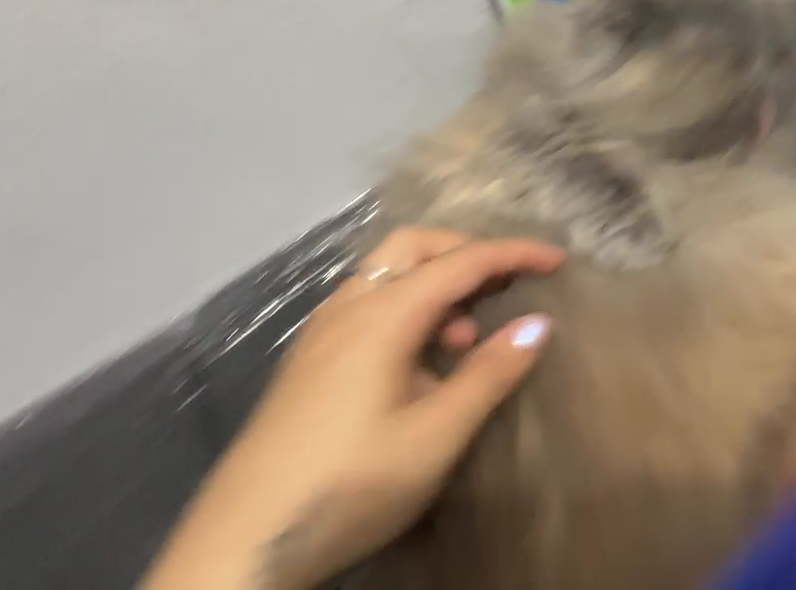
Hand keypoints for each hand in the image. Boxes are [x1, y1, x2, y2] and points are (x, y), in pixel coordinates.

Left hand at [139, 228, 563, 589]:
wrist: (237, 550)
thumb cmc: (349, 484)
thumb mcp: (436, 434)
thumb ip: (490, 373)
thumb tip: (538, 324)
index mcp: (384, 315)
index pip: (463, 261)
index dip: (515, 254)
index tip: (558, 261)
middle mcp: (348, 307)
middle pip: (416, 246)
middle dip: (467, 252)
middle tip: (505, 284)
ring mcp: (321, 333)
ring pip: (387, 274)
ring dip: (436, 284)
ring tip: (463, 340)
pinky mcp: (308, 361)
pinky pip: (368, 304)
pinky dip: (408, 308)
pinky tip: (419, 364)